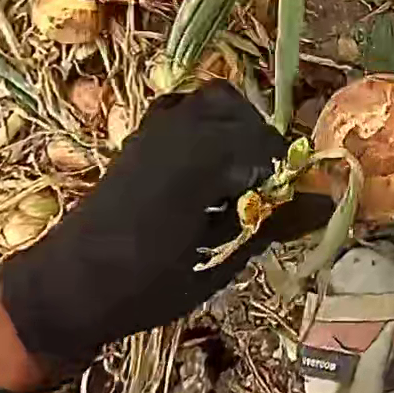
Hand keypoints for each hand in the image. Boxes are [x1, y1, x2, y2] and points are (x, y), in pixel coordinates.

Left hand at [0, 82, 332, 366]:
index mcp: (201, 159)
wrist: (66, 291)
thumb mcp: (218, 259)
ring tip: (240, 168)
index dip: (285, 175)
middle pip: (247, 118)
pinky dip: (205, 120)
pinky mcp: (142, 135)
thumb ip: (274, 222)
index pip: (267, 148)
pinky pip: (185, 106)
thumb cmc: (145, 285)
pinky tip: (206, 158)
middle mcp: (181, 130)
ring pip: (217, 101)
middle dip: (265, 151)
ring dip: (239, 127)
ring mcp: (157, 128)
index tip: (286, 203)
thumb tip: (327, 203)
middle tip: (266, 190)